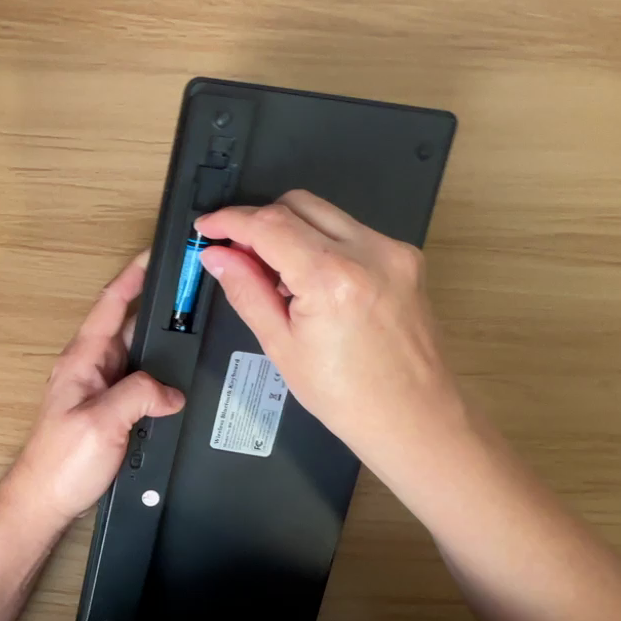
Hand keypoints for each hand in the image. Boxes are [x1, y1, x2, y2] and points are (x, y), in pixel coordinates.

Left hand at [0, 252, 186, 527]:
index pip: (110, 304)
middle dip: (159, 306)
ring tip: (195, 329)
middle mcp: (90, 368)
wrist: (45, 501)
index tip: (158, 253)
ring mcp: (98, 388)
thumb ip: (139, 395)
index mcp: (82, 360)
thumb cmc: (60, 463)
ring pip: (137, 355)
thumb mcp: (102, 422)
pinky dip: (159, 375)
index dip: (134, 276)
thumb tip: (170, 390)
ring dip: (162, 343)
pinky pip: (138, 382)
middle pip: (129, 325)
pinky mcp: (107, 410)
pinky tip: (180, 380)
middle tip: (193, 291)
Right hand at [195, 191, 467, 469]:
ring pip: (324, 213)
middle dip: (258, 221)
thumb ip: (246, 290)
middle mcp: (370, 254)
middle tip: (234, 253)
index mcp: (333, 279)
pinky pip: (349, 231)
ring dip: (288, 231)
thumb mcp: (280, 345)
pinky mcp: (404, 258)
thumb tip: (218, 257)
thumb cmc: (350, 394)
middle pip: (297, 204)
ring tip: (273, 276)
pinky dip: (318, 243)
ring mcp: (393, 252)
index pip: (269, 224)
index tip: (208, 227)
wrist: (412, 416)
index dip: (229, 220)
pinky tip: (306, 281)